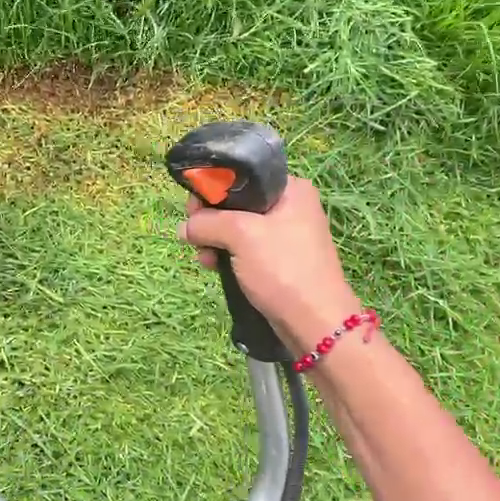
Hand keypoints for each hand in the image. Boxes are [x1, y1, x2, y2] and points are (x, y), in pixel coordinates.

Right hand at [178, 175, 359, 351]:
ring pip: (235, 228)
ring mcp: (284, 236)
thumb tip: (184, 228)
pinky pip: (242, 248)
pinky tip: (212, 266)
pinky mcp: (277, 261)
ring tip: (204, 258)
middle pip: (235, 202)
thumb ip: (206, 222)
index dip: (212, 188)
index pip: (241, 176)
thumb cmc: (282, 268)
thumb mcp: (240, 234)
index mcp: (291, 189)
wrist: (315, 324)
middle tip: (196, 235)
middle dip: (210, 219)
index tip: (195, 208)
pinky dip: (224, 255)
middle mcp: (290, 207)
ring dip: (213, 240)